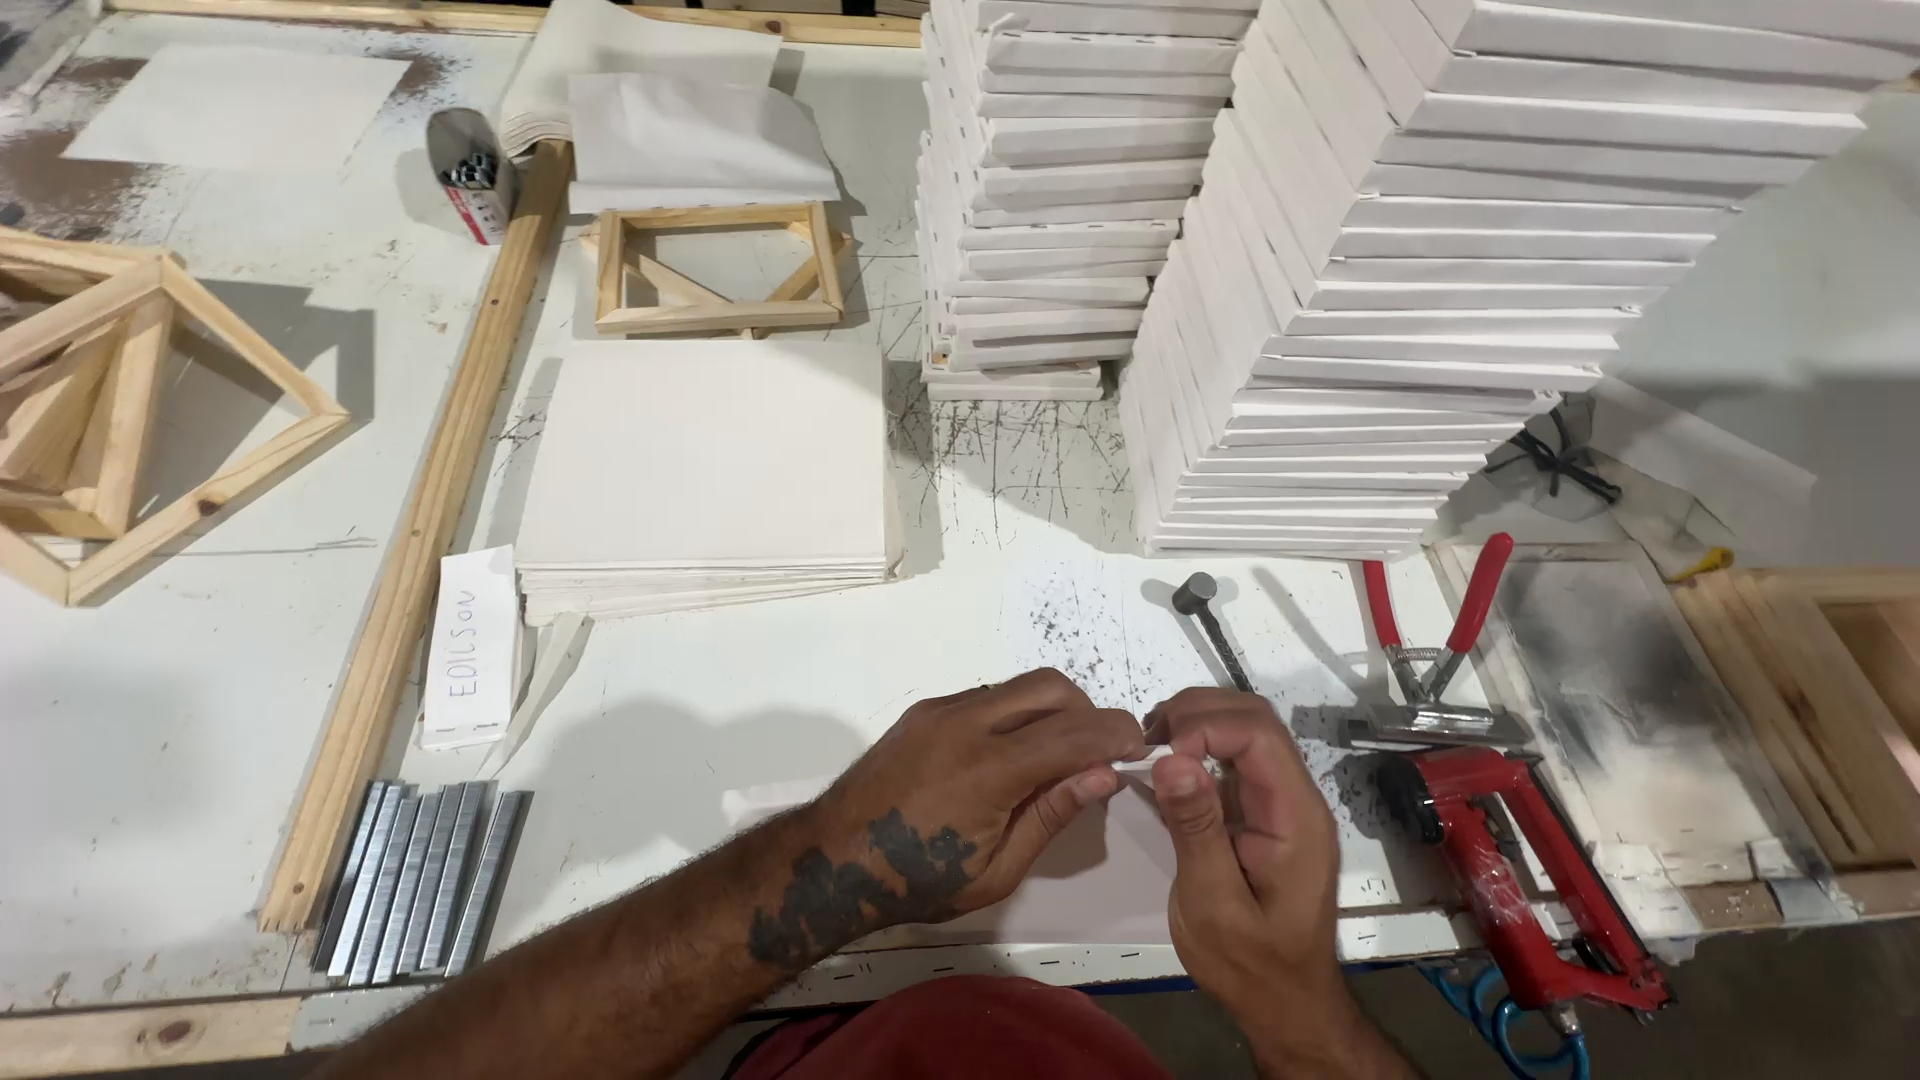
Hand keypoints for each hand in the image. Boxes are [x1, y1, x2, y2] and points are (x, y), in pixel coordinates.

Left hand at [809, 668, 1144, 923]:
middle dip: (1087, 711)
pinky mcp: (925, 709)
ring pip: (1017, 686)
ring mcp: (941, 709)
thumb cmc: (919, 880)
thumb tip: (1103, 776)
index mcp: (988, 769)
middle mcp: (966, 722)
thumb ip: (1052, 814)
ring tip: (1054, 756)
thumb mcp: (997, 869)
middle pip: (1050, 687)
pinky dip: (1015, 713)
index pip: (1073, 733)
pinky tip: (1008, 753)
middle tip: (1098, 752)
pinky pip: (986, 696)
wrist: (834, 859)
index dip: (1116, 735)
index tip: (1140, 747)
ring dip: (1050, 709)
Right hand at [1145, 689, 1353, 1049]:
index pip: (1259, 734)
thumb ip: (1196, 829)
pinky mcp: (1260, 809)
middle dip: (1196, 713)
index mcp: (1296, 816)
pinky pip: (1232, 754)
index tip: (1161, 754)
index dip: (1205, 726)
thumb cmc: (1250, 964)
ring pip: (1244, 727)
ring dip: (1194, 722)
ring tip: (1150, 747)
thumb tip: (1170, 759)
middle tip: (1146, 740)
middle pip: (1254, 717)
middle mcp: (1295, 796)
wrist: (1285, 1004)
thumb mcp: (1213, 904)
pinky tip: (1164, 765)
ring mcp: (1279, 800)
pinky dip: (1195, 745)